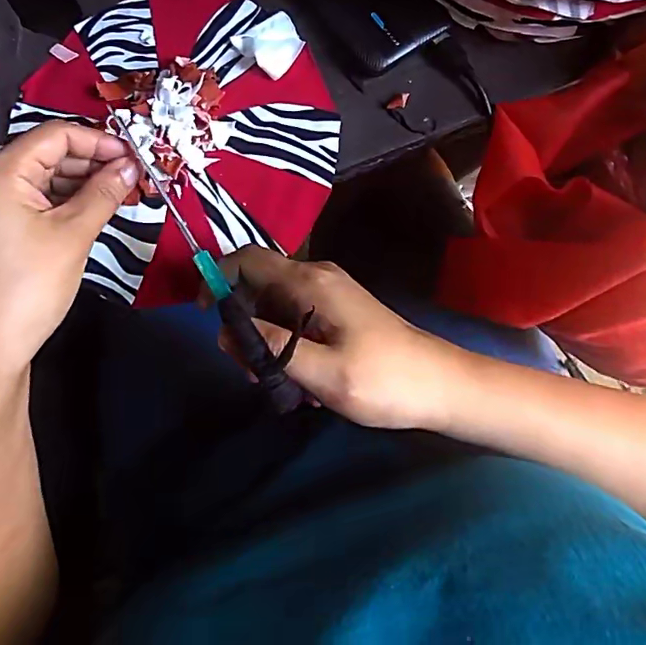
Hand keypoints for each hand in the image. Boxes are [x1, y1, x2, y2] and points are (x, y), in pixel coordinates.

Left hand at [0, 122, 137, 390]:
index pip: (55, 135)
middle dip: (91, 163)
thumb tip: (130, 164)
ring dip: (77, 184)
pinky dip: (56, 203)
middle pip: (44, 154)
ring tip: (116, 198)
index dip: (100, 141)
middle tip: (132, 178)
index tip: (135, 155)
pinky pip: (23, 202)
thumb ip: (105, 192)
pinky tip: (86, 215)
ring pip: (35, 179)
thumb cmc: (24, 290)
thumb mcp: (74, 235)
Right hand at [217, 247, 469, 430]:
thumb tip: (226, 326)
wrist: (440, 384)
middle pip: (258, 287)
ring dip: (267, 343)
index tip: (204, 316)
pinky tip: (305, 383)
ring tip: (284, 386)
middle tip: (253, 373)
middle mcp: (318, 277)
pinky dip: (289, 346)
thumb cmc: (383, 380)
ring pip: (275, 307)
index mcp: (311, 282)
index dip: (218, 279)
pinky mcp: (339, 309)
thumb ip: (271, 346)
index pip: (249, 260)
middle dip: (243, 327)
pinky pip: (296, 318)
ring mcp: (330, 292)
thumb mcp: (321, 372)